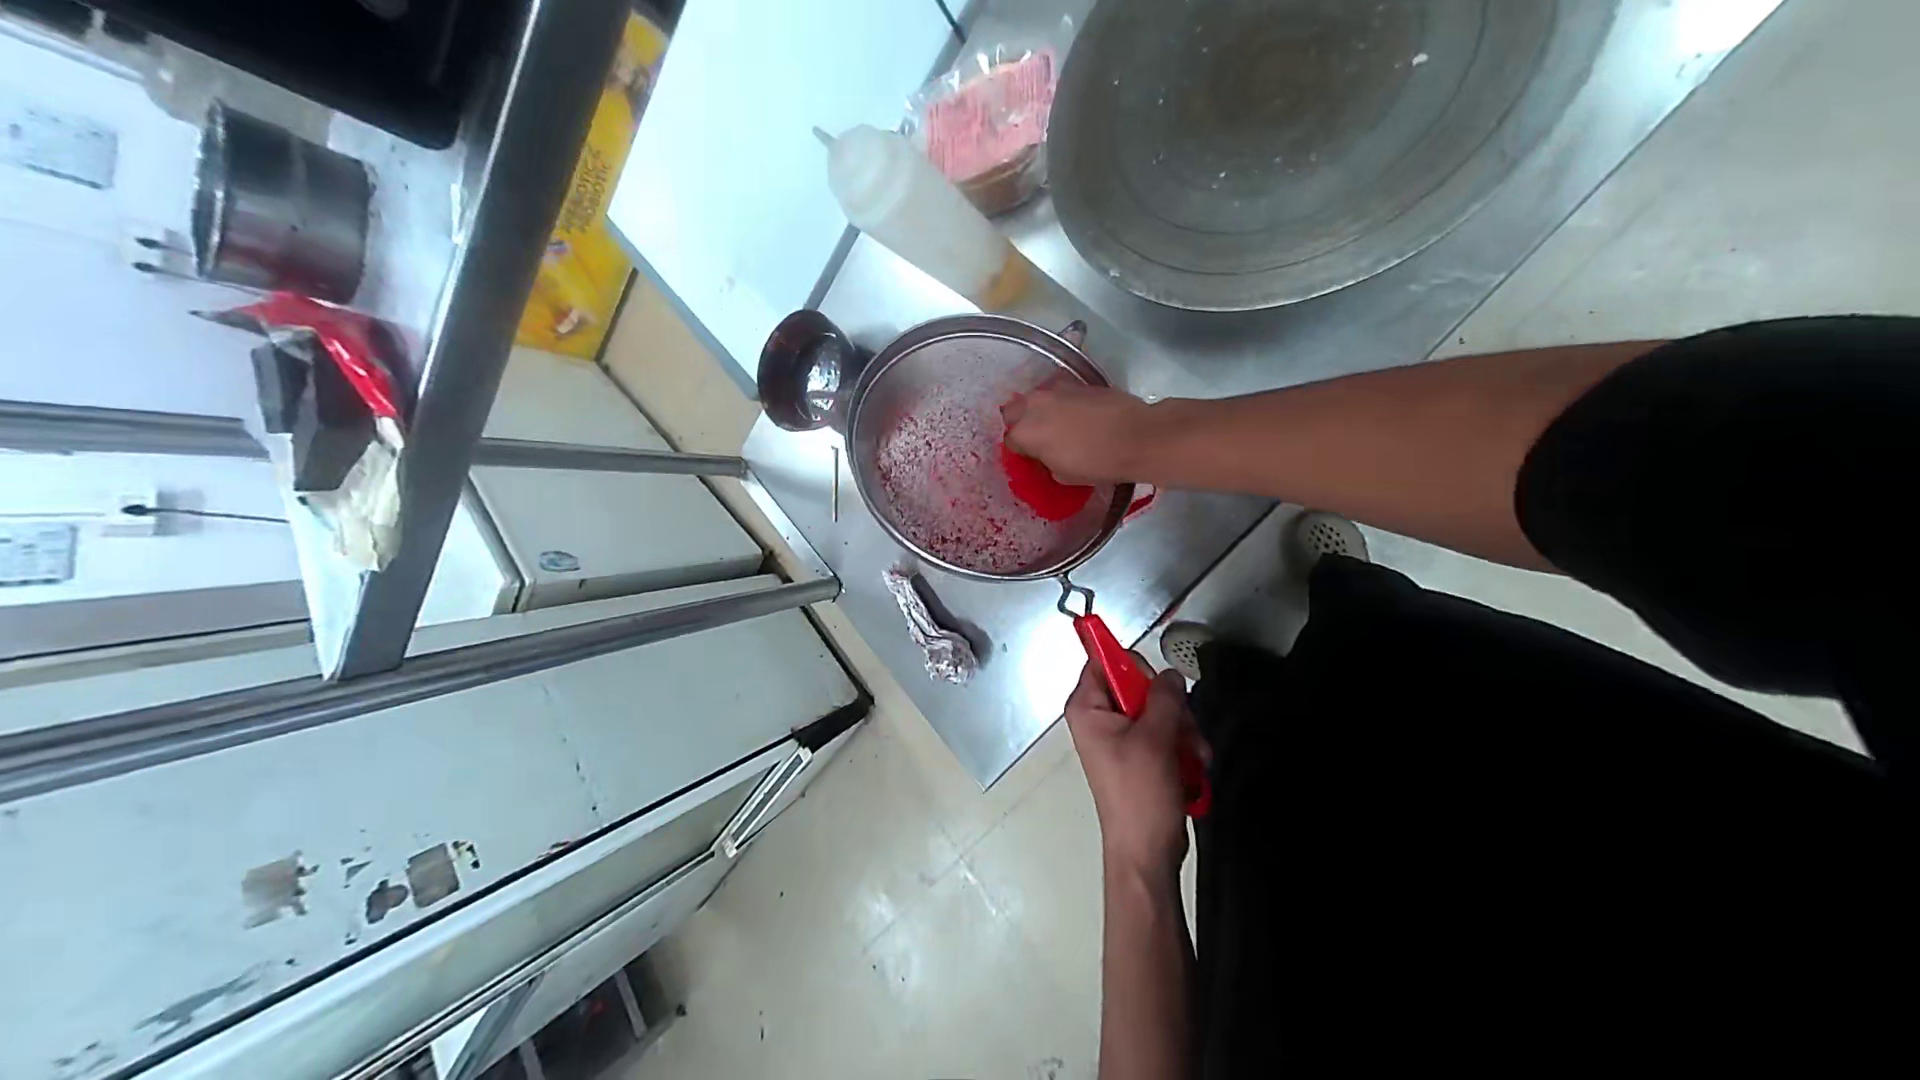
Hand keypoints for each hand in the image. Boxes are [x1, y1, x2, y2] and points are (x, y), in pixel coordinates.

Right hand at [1003, 382, 1155, 485]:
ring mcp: (1055, 390)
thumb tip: (1046, 453)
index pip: (1010, 441)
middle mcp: (1033, 405)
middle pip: (1013, 412)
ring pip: (1035, 398)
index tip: (1032, 458)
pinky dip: (1061, 403)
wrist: (1137, 436)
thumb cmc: (1097, 463)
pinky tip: (1077, 415)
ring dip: (1040, 410)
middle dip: (1020, 423)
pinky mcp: (1077, 383)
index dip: (1021, 451)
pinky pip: (1059, 393)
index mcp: (1024, 432)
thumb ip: (1045, 461)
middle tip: (1038, 438)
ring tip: (1057, 424)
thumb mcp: (1063, 475)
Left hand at [1064, 657, 1197, 877]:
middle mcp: (1099, 716)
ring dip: (1182, 729)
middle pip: (1138, 683)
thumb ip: (1165, 697)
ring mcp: (1120, 735)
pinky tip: (1191, 765)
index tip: (1152, 681)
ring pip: (1158, 708)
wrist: (1146, 851)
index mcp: (1087, 707)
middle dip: (1169, 705)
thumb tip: (1170, 675)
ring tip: (1189, 755)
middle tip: (1180, 729)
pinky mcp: (1140, 752)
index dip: (1130, 664)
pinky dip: (1182, 745)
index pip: (1101, 660)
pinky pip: (1165, 731)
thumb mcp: (1155, 738)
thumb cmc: (1140, 795)